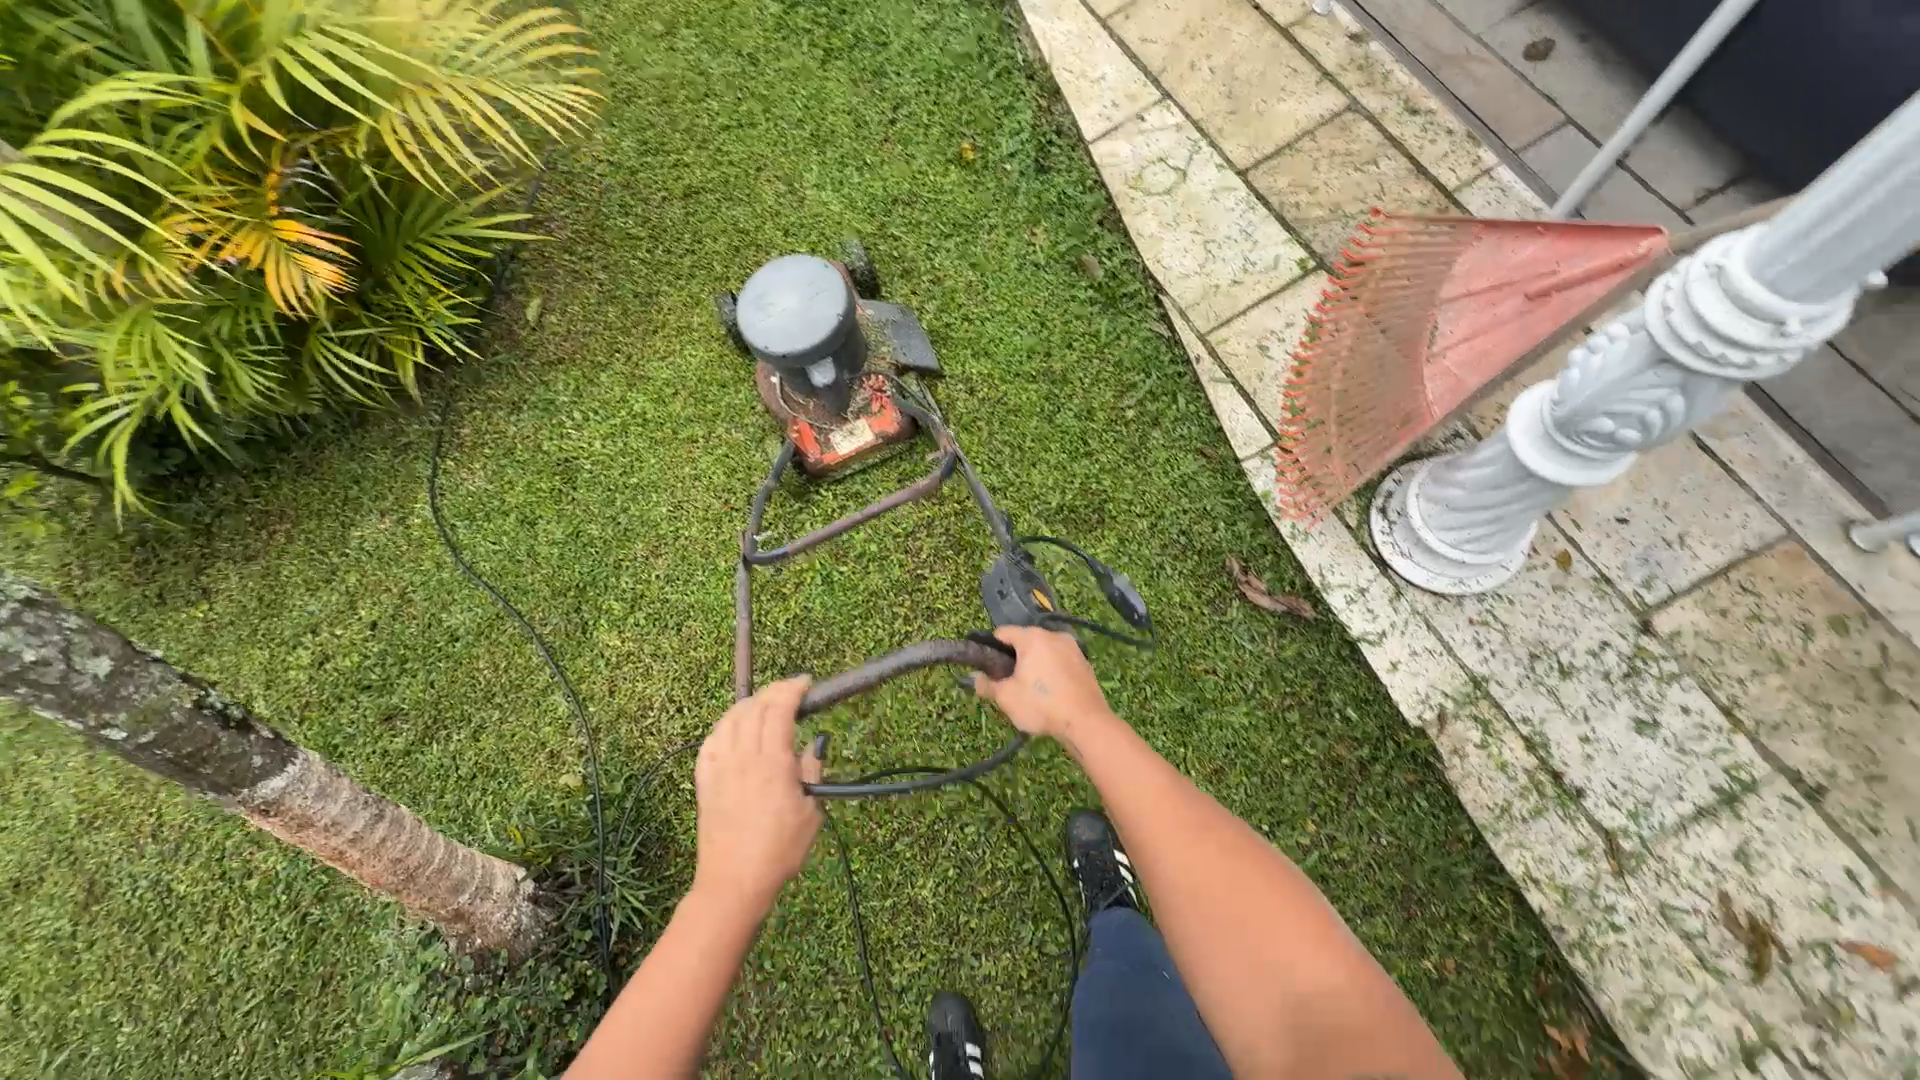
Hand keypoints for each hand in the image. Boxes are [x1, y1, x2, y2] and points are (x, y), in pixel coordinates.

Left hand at [690, 677, 823, 913]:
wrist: (734, 880)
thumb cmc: (780, 850)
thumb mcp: (811, 812)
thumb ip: (811, 772)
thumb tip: (811, 746)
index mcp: (772, 763)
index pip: (779, 709)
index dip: (792, 689)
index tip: (806, 683)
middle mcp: (743, 758)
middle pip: (755, 708)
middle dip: (774, 691)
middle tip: (791, 691)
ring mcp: (720, 768)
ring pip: (730, 719)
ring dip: (749, 704)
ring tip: (765, 704)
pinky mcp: (704, 781)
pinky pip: (711, 740)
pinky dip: (725, 725)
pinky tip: (734, 726)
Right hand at [971, 626, 1115, 740]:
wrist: (1086, 722)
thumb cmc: (1041, 705)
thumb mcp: (1006, 697)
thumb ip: (986, 685)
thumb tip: (974, 678)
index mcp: (1033, 637)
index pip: (1003, 633)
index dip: (990, 648)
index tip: (987, 666)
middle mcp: (1054, 635)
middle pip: (1025, 641)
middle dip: (1014, 658)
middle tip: (1008, 682)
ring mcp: (1073, 648)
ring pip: (1044, 652)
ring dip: (1034, 665)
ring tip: (1029, 690)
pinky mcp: (1085, 663)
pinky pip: (1060, 662)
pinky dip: (1052, 671)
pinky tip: (1050, 693)